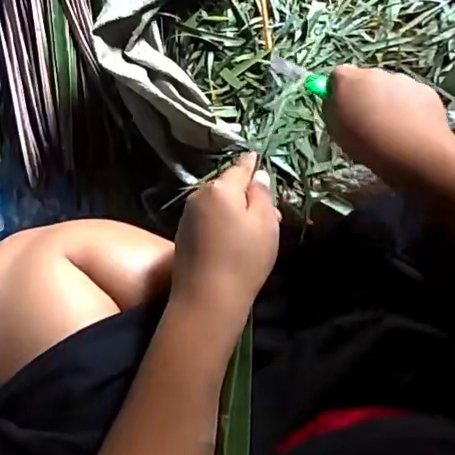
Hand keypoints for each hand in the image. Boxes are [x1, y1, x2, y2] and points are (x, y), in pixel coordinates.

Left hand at [171, 153, 280, 325]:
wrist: (206, 297)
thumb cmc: (243, 258)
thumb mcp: (265, 224)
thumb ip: (262, 194)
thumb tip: (257, 173)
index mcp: (220, 188)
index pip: (239, 167)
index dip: (252, 163)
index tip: (257, 156)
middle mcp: (199, 195)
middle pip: (227, 186)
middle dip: (246, 193)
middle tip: (270, 211)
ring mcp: (188, 215)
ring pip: (218, 203)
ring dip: (235, 209)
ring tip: (255, 230)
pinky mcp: (184, 233)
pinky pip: (208, 218)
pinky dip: (222, 222)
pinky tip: (234, 240)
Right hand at [325, 66, 454, 186]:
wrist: (413, 151)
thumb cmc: (366, 142)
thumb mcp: (335, 129)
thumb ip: (333, 108)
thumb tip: (335, 99)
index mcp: (348, 80)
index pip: (337, 75)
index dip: (338, 90)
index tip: (342, 106)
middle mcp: (375, 73)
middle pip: (366, 79)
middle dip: (365, 95)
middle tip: (368, 120)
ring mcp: (403, 80)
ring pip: (391, 88)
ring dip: (388, 101)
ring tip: (392, 129)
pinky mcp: (426, 90)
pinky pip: (412, 97)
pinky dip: (410, 108)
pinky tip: (410, 129)